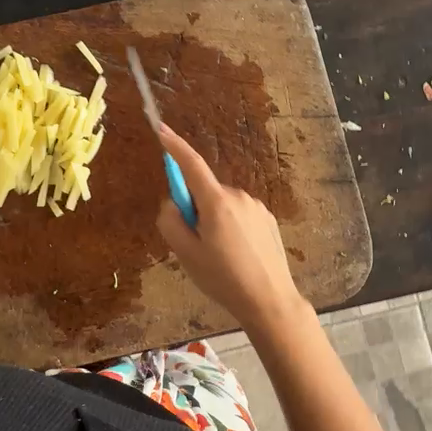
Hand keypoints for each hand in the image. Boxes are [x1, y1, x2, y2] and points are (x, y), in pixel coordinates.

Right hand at [155, 124, 308, 333]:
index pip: (191, 164)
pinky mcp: (267, 219)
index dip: (174, 146)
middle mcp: (238, 195)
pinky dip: (231, 227)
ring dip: (214, 221)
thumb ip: (171, 221)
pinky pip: (239, 215)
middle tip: (196, 245)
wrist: (270, 301)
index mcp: (216, 202)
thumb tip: (172, 202)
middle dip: (194, 209)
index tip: (161, 129)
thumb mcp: (186, 254)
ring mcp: (256, 206)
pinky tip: (239, 256)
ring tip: (221, 257)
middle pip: (204, 191)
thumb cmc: (223, 279)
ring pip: (222, 205)